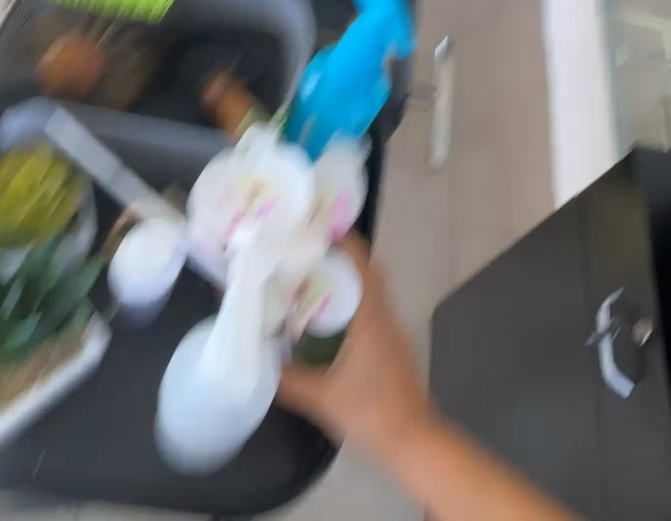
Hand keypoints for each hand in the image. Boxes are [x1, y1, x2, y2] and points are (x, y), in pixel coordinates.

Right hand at [277, 235, 435, 455]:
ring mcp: (393, 332)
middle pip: (369, 274)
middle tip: (309, 257)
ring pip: (372, 294)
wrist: (412, 440)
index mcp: (371, 318)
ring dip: (348, 284)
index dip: (347, 243)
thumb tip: (257, 362)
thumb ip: (288, 380)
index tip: (321, 230)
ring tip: (312, 285)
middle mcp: (386, 317)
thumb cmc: (371, 411)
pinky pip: (372, 313)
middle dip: (343, 260)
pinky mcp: (393, 348)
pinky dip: (353, 307)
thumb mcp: (322, 397)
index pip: (364, 265)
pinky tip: (329, 325)